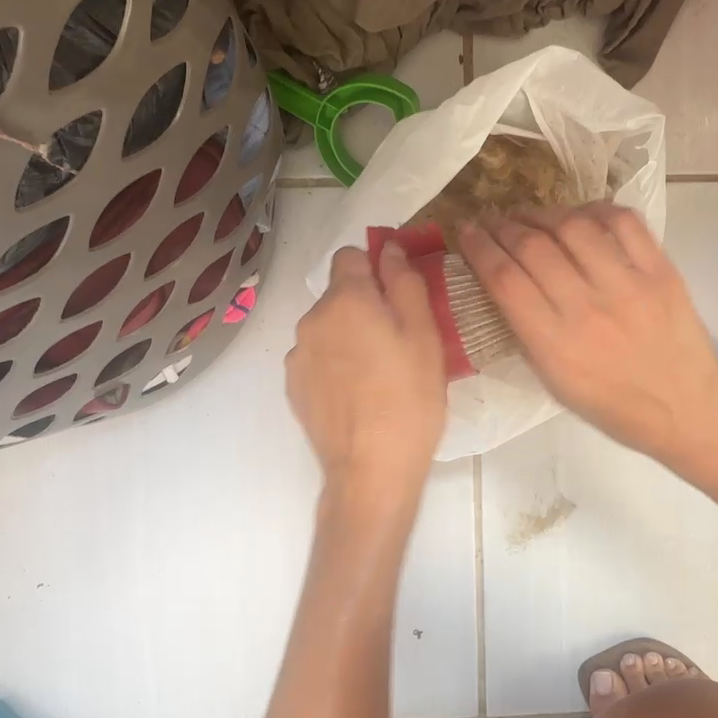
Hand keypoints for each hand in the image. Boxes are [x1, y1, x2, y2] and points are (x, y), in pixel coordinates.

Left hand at [287, 243, 446, 488]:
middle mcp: (312, 320)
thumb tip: (389, 249)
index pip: (350, 256)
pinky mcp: (294, 388)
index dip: (375, 267)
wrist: (371, 469)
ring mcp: (297, 356)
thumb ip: (405, 283)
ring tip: (378, 375)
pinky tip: (357, 396)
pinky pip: (316, 361)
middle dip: (364, 307)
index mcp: (346, 299)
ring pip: (327, 330)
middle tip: (398, 343)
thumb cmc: (409, 399)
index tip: (398, 293)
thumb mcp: (424, 336)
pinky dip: (334, 367)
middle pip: (338, 296)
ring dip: (348, 338)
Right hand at [457, 204, 717, 460]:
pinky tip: (579, 215)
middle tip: (492, 220)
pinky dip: (594, 210)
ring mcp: (627, 285)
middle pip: (532, 246)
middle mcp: (587, 309)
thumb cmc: (613, 406)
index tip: (465, 233)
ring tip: (530, 215)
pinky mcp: (660, 271)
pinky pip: (623, 222)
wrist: (684, 409)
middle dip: (503, 226)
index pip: (504, 279)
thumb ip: (528, 335)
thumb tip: (504, 286)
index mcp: (554, 345)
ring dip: (542, 213)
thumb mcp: (555, 383)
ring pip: (573, 227)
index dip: (478, 248)